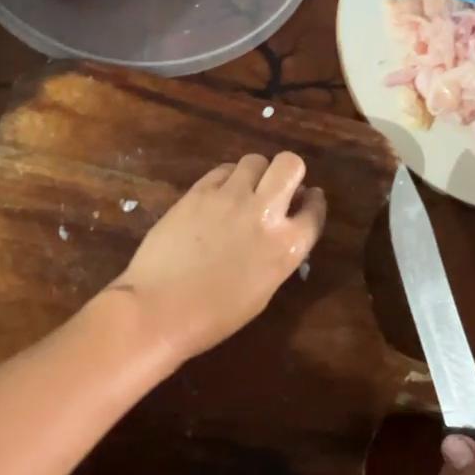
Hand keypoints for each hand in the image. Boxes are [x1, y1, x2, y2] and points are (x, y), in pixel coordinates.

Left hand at [108, 152, 327, 363]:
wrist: (160, 308)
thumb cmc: (215, 314)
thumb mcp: (264, 288)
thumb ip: (278, 252)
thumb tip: (280, 227)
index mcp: (286, 245)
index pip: (314, 210)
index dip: (313, 201)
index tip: (307, 198)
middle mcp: (264, 212)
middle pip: (290, 165)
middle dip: (289, 172)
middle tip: (278, 186)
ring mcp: (230, 197)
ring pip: (254, 160)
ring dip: (256, 173)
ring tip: (245, 190)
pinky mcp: (199, 191)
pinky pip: (223, 170)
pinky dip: (227, 178)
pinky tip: (218, 195)